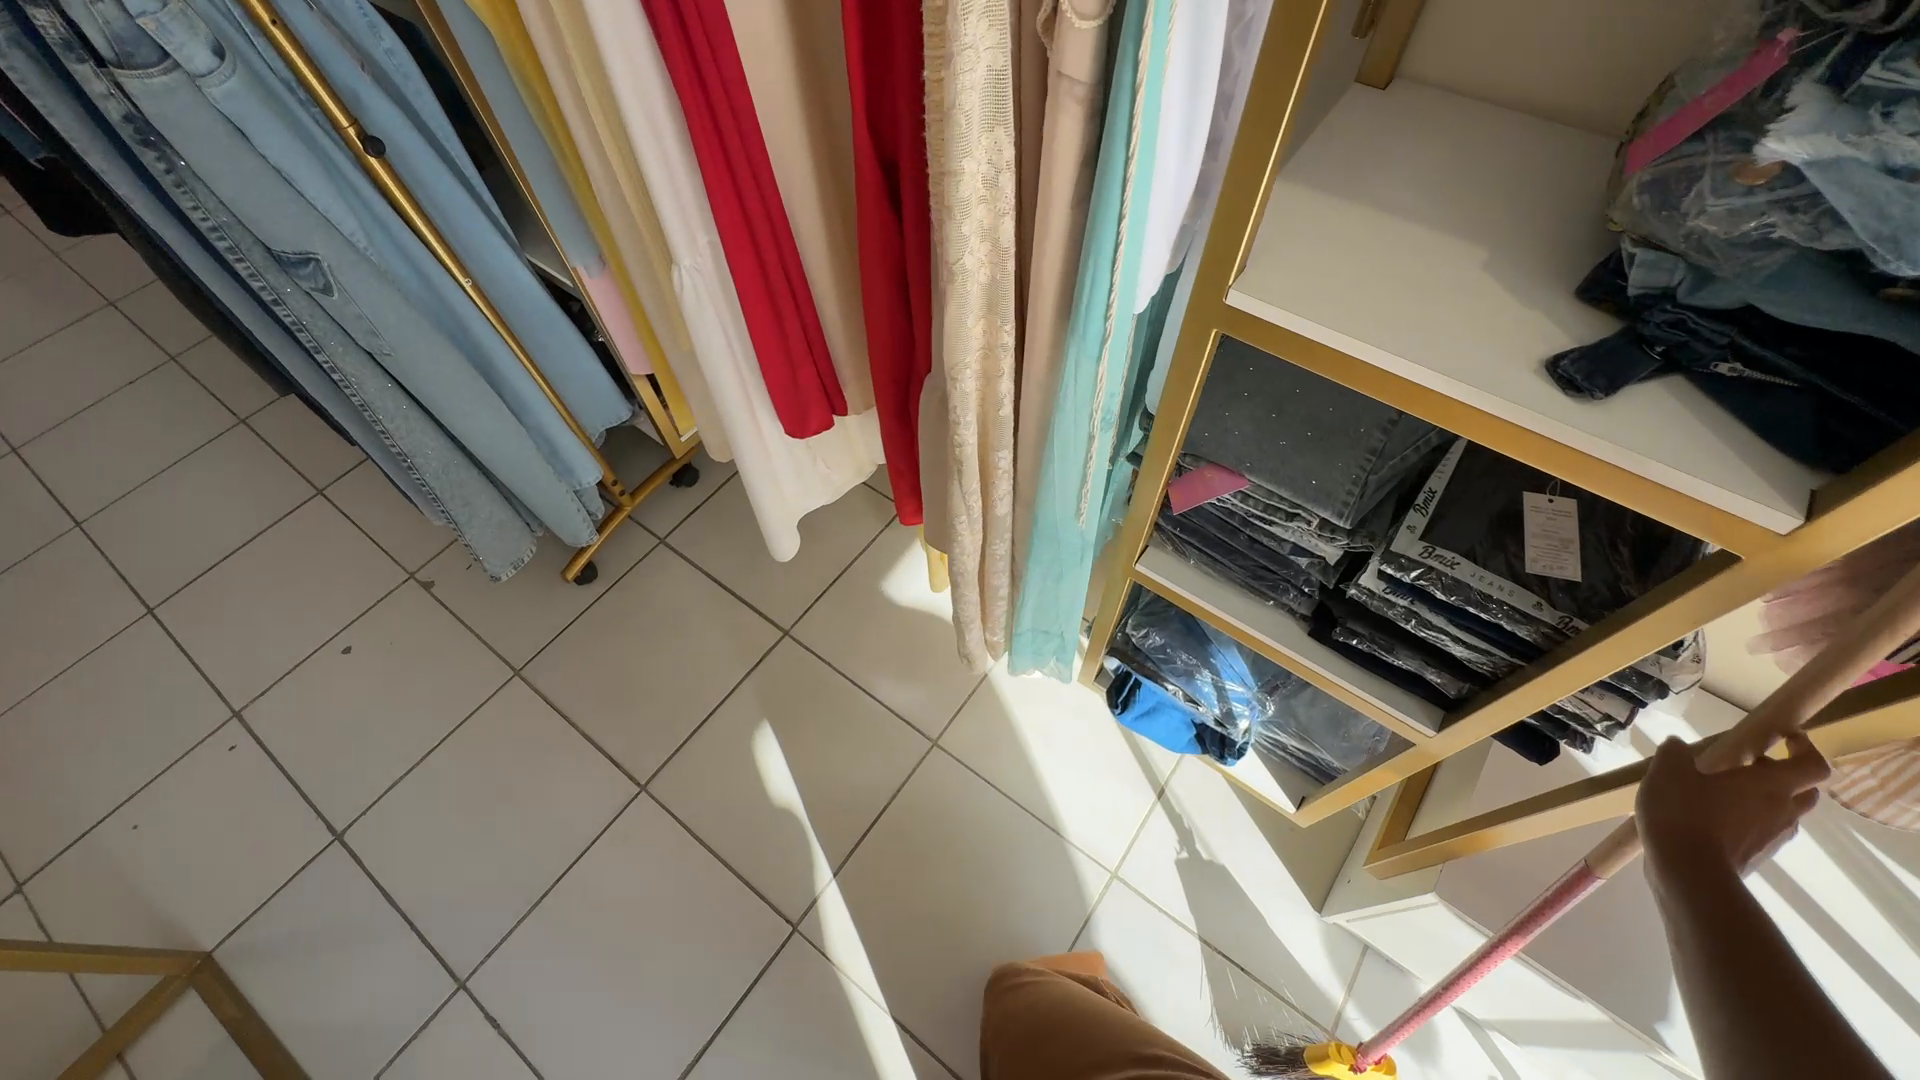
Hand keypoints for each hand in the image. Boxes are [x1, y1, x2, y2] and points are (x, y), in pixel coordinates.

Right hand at [1636, 735, 1829, 885]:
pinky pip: (1765, 831)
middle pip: (1805, 790)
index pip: (1812, 765)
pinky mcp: (1759, 855)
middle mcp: (1783, 809)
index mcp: (1770, 784)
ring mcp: (1774, 836)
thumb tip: (1677, 744)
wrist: (1688, 870)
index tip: (1785, 737)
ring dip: (1768, 799)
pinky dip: (1750, 820)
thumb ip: (1674, 753)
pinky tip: (1714, 819)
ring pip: (1786, 812)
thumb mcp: (1667, 773)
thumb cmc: (1683, 812)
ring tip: (1727, 793)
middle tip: (1752, 765)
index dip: (1805, 748)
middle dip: (1785, 775)